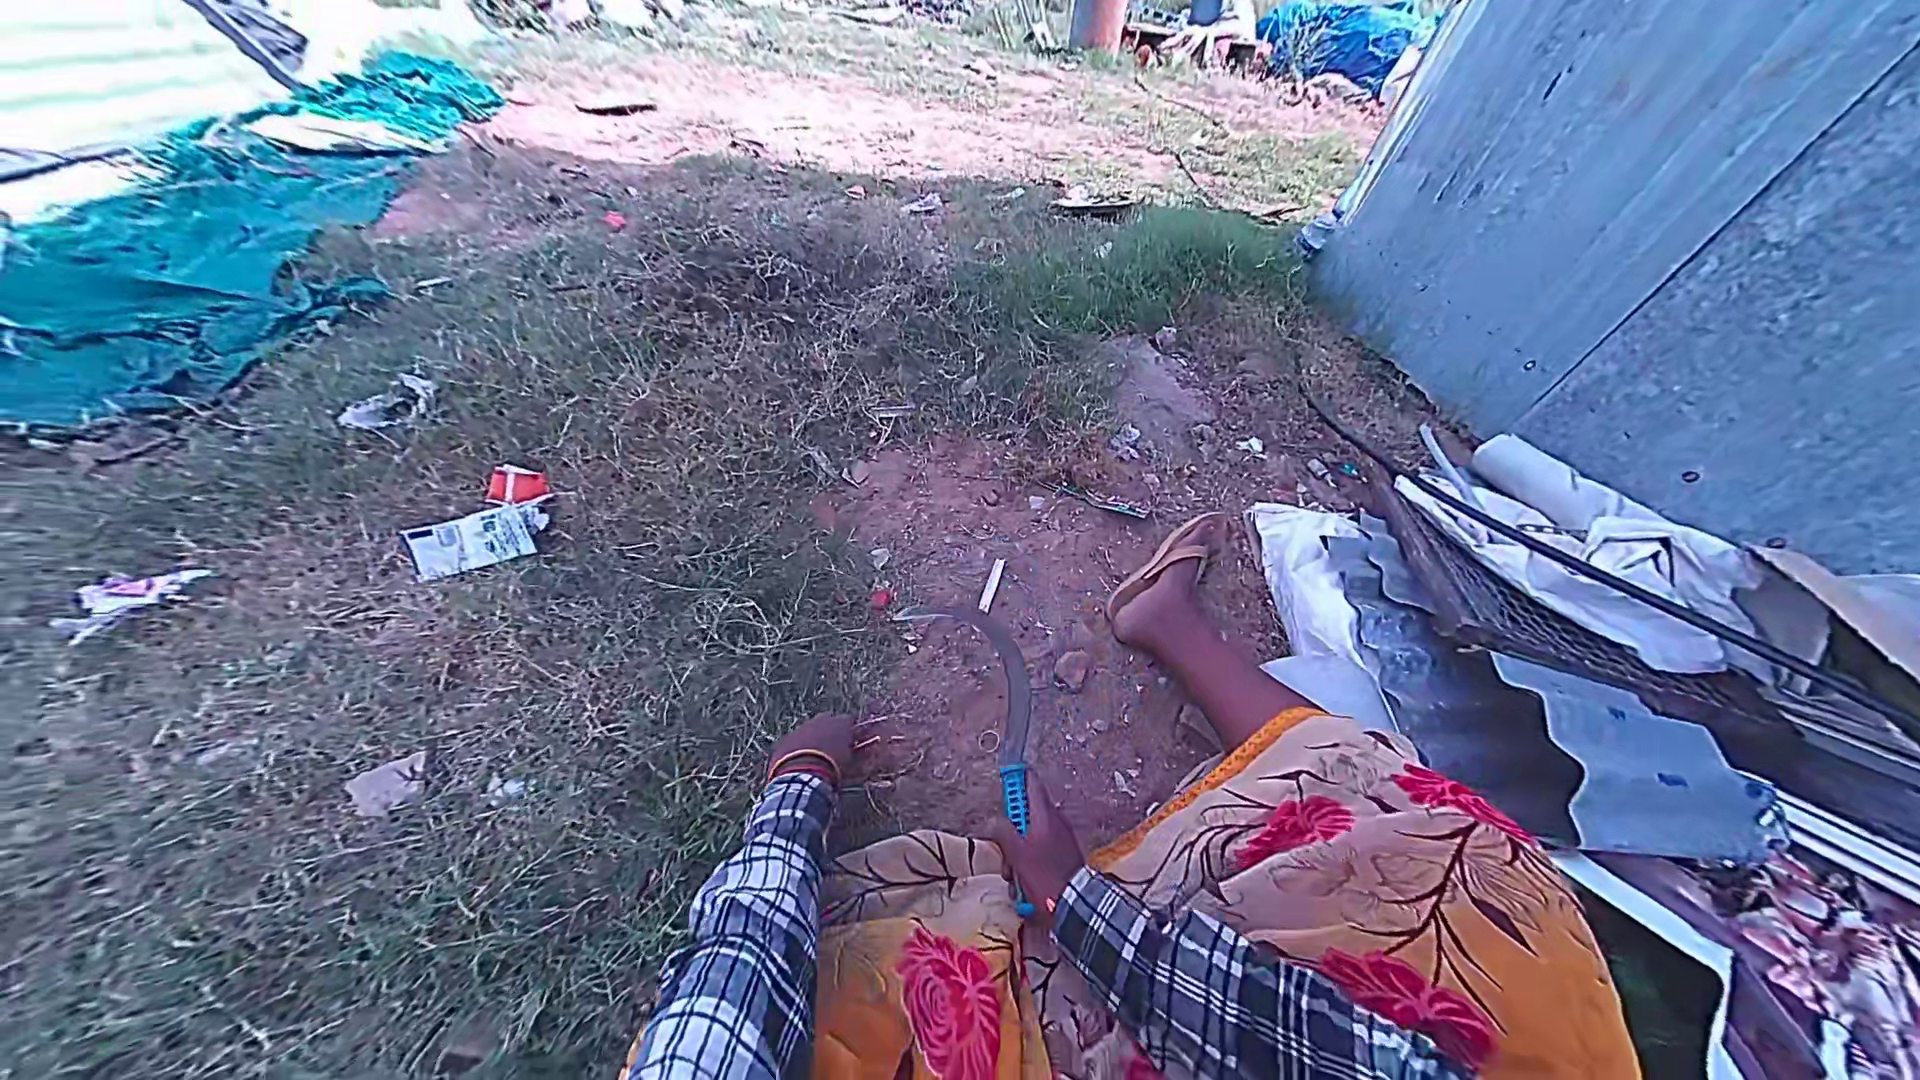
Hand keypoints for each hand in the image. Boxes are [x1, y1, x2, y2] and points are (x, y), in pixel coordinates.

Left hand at [767, 712, 854, 786]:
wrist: (802, 776)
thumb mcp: (852, 763)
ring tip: (815, 757)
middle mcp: (820, 720)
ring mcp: (801, 728)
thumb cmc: (833, 768)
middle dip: (830, 732)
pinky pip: (794, 741)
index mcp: (840, 722)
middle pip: (828, 721)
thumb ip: (859, 753)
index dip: (850, 732)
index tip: (852, 743)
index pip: (849, 721)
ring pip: (809, 730)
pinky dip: (797, 749)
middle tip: (833, 748)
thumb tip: (866, 751)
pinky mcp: (785, 739)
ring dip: (813, 739)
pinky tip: (799, 763)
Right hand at [988, 773, 1085, 924]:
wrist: (1076, 905)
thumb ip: (1003, 832)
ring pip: (1031, 837)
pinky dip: (1030, 863)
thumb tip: (995, 820)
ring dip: (1018, 854)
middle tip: (1005, 852)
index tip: (1006, 777)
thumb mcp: (1017, 854)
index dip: (1017, 777)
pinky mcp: (1064, 855)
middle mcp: (1055, 821)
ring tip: (1014, 878)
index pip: (1031, 783)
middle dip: (1011, 832)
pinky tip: (1024, 886)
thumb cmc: (1045, 875)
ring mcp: (1061, 838)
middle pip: (1027, 814)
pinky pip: (1041, 851)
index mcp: (1044, 815)